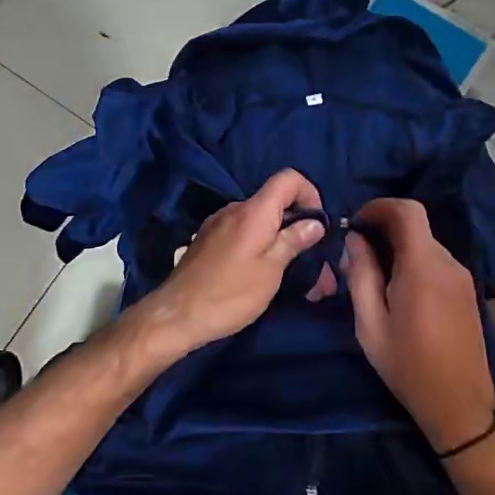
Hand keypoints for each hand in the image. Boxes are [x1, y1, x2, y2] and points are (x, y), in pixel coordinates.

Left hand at [136, 168, 327, 357]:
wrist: (177, 315)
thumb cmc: (230, 294)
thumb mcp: (270, 270)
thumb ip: (293, 241)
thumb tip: (315, 221)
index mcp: (253, 211)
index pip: (288, 178)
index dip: (310, 193)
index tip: (318, 224)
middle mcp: (235, 209)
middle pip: (275, 203)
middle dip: (298, 227)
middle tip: (315, 264)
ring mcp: (219, 224)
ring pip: (260, 223)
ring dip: (280, 242)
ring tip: (295, 278)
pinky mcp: (209, 240)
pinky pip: (244, 234)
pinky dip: (260, 247)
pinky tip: (264, 275)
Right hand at [344, 198, 494, 451]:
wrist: (461, 406)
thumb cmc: (408, 366)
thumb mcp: (370, 325)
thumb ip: (360, 275)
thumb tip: (355, 240)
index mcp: (422, 267)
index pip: (407, 211)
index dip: (379, 206)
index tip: (356, 222)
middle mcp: (447, 263)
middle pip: (416, 226)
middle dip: (384, 229)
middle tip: (356, 254)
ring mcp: (461, 277)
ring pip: (425, 244)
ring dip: (398, 247)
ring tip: (374, 276)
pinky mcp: (467, 291)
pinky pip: (436, 262)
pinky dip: (414, 262)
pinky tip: (398, 291)